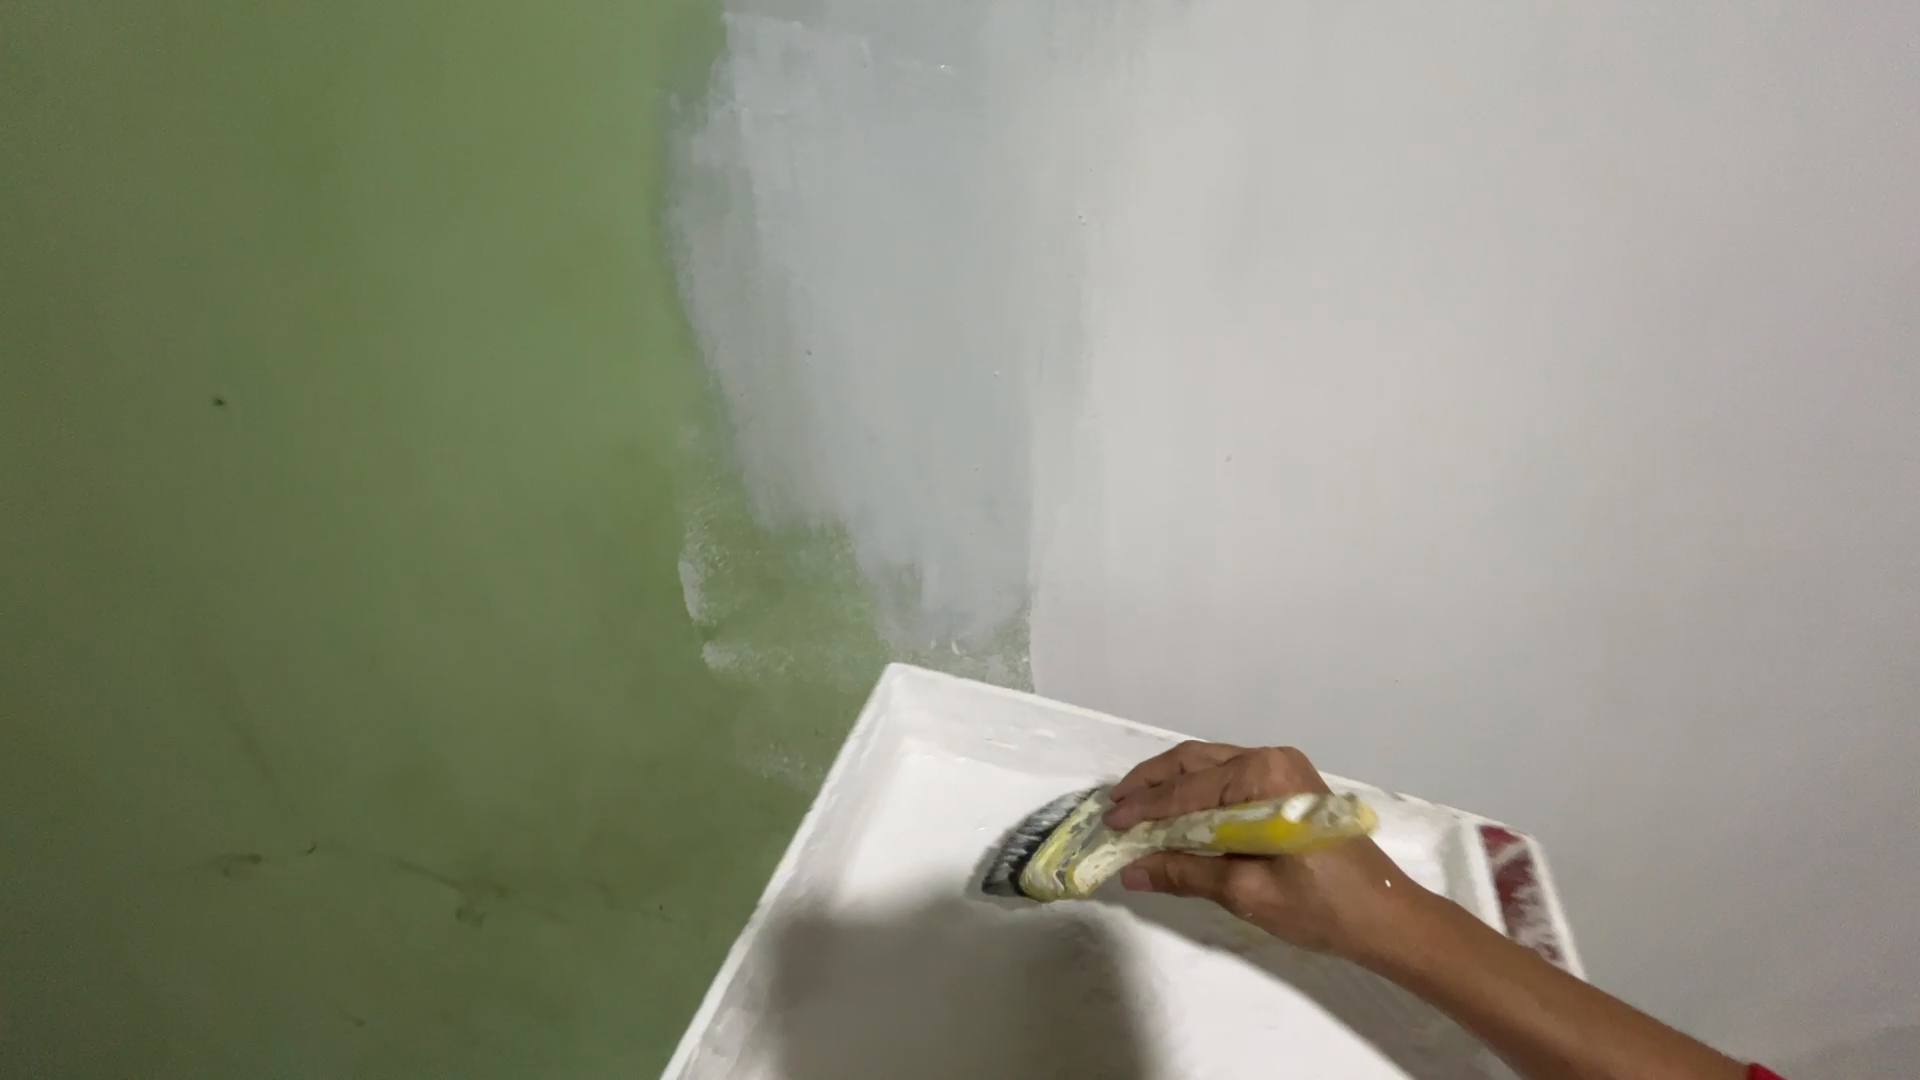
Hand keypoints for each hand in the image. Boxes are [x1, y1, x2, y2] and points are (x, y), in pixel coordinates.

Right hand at [1104, 742, 1425, 959]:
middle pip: (1192, 761)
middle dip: (1149, 783)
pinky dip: (1194, 787)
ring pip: (1206, 762)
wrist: (1390, 918)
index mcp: (1263, 778)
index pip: (1188, 791)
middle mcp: (1269, 758)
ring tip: (1134, 803)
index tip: (1110, 823)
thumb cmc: (1323, 907)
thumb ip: (1185, 873)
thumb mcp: (1247, 893)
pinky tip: (1175, 805)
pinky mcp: (1285, 777)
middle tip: (1115, 806)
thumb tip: (1131, 872)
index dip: (1144, 809)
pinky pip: (1226, 773)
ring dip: (1168, 781)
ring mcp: (1280, 764)